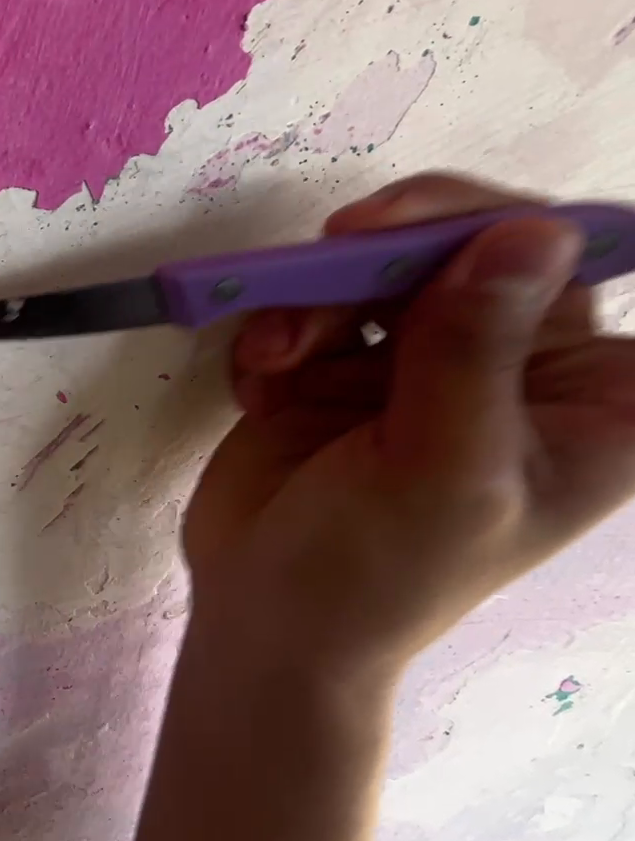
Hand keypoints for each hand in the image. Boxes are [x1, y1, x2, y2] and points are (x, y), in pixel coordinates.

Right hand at [182, 174, 634, 678]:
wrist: (265, 613)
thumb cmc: (377, 566)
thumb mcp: (440, 466)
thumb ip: (470, 352)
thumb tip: (524, 231)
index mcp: (581, 389)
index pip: (553, 259)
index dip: (469, 226)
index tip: (370, 231)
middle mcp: (502, 365)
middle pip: (435, 256)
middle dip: (351, 280)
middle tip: (294, 317)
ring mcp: (404, 368)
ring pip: (351, 282)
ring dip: (297, 317)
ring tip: (268, 375)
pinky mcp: (325, 376)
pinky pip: (294, 317)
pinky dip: (264, 346)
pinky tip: (259, 396)